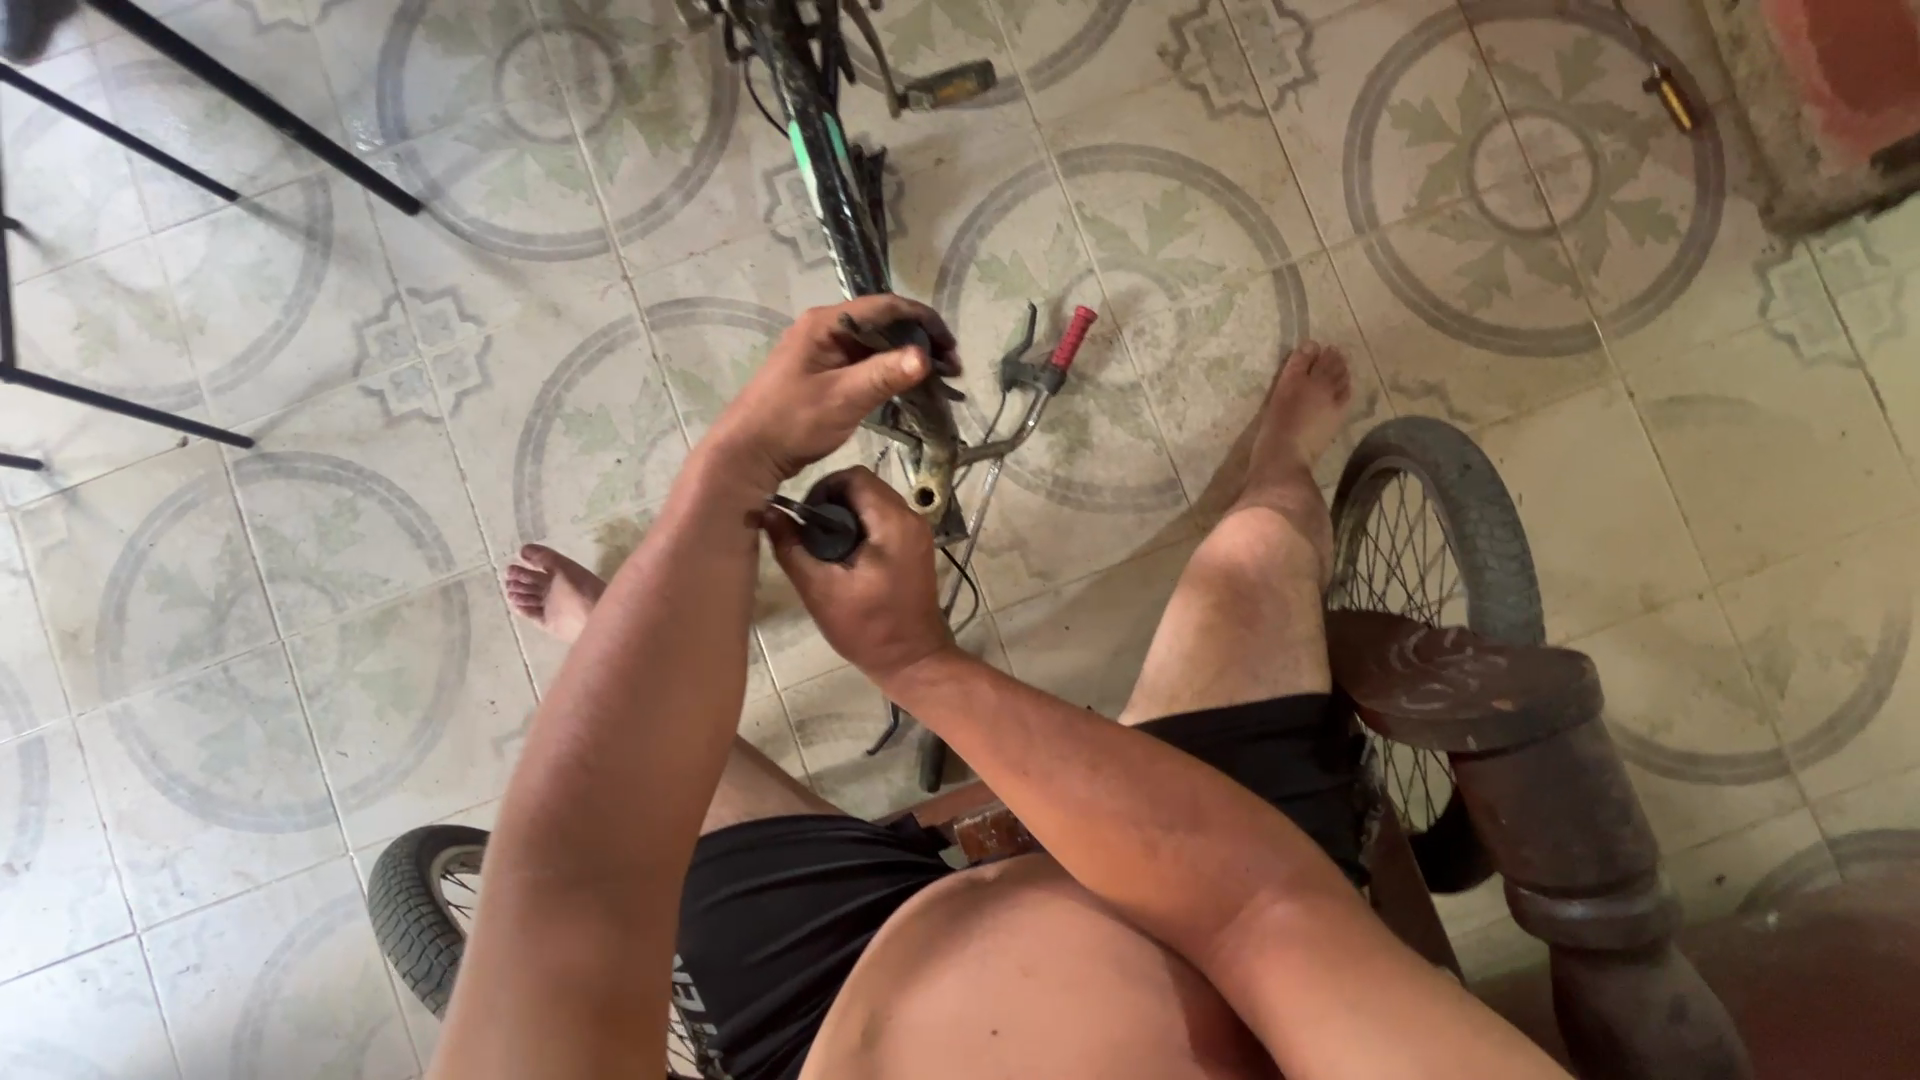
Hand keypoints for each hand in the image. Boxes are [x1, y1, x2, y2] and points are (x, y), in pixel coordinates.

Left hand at [708, 295, 956, 487]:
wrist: (748, 453)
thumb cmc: (791, 422)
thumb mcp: (841, 398)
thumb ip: (883, 376)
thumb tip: (924, 357)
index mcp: (827, 324)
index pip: (886, 307)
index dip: (924, 322)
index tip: (951, 348)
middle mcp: (827, 329)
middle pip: (885, 324)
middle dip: (921, 343)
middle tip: (951, 370)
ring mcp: (825, 351)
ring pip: (878, 346)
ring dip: (908, 360)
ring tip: (938, 381)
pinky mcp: (826, 374)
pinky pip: (867, 365)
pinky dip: (891, 374)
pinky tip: (911, 391)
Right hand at [767, 467, 955, 683]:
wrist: (912, 659)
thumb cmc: (867, 628)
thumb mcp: (820, 589)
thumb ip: (792, 547)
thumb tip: (767, 512)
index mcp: (893, 522)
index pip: (854, 476)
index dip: (823, 488)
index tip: (805, 515)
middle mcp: (912, 518)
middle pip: (866, 486)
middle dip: (833, 501)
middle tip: (810, 531)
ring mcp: (918, 532)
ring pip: (875, 502)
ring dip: (847, 514)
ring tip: (823, 544)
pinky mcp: (916, 546)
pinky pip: (884, 520)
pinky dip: (862, 526)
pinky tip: (843, 554)